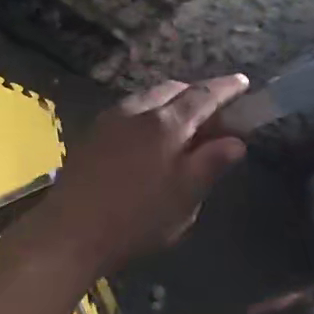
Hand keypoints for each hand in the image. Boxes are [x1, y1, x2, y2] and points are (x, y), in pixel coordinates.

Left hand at [25, 76, 250, 274]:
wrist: (71, 231)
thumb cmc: (136, 219)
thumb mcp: (185, 197)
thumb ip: (210, 164)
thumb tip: (235, 141)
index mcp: (165, 123)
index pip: (202, 95)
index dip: (226, 88)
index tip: (243, 83)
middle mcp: (135, 111)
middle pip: (171, 90)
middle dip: (196, 95)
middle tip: (214, 116)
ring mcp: (108, 121)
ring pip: (146, 99)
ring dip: (168, 104)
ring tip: (182, 127)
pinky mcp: (90, 135)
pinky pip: (127, 113)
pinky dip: (146, 116)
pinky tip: (148, 139)